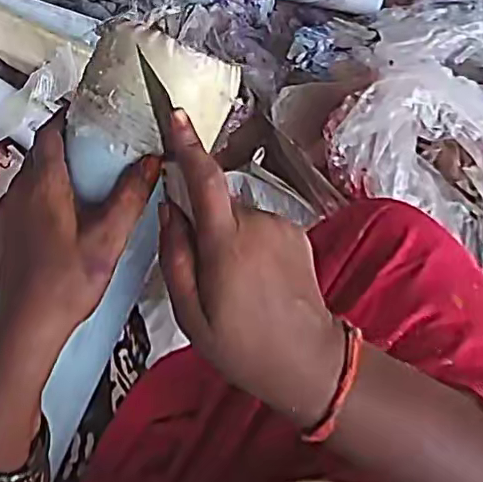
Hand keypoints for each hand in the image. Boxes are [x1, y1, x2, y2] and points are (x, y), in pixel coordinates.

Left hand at [0, 108, 160, 351]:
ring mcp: (6, 211)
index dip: (65, 118)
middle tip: (91, 149)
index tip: (82, 113)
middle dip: (63, 146)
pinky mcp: (2, 230)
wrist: (26, 326)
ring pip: (29, 177)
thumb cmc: (65, 285)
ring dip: (51, 172)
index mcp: (43, 184)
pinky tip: (59, 217)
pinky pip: (21, 199)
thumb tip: (149, 164)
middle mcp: (18, 191)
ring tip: (80, 183)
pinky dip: (39, 196)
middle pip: (39, 153)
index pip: (49, 132)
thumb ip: (129, 198)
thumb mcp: (107, 240)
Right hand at [158, 109, 344, 427]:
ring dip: (225, 233)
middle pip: (215, 201)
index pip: (203, 179)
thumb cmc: (242, 346)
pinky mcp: (297, 232)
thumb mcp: (189, 312)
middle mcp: (257, 222)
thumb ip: (173, 254)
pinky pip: (257, 223)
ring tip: (233, 282)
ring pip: (235, 213)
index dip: (187, 144)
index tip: (176, 114)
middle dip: (201, 220)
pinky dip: (247, 240)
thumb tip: (168, 209)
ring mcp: (281, 225)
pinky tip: (255, 277)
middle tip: (204, 269)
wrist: (313, 367)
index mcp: (226, 242)